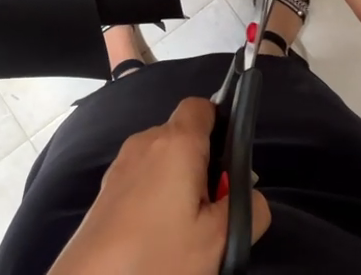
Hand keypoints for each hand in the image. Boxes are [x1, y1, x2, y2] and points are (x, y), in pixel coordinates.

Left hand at [50, 97, 271, 274]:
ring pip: (164, 158)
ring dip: (181, 183)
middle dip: (204, 164)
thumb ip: (249, 209)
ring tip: (187, 229)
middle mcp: (147, 141)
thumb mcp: (220, 240)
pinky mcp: (108, 186)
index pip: (202, 106)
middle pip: (184, 135)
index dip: (222, 123)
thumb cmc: (159, 255)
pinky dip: (158, 194)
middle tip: (215, 209)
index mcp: (176, 142)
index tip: (232, 161)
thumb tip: (252, 192)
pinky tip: (159, 233)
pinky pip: (144, 176)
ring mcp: (123, 162)